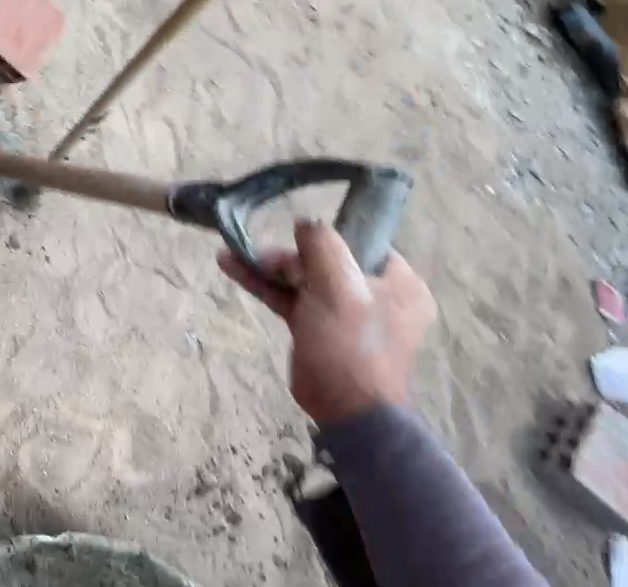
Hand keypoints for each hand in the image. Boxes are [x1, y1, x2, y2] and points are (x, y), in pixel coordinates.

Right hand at [218, 219, 435, 423]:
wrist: (345, 405)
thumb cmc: (351, 344)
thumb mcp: (339, 290)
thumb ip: (324, 249)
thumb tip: (307, 221)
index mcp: (399, 284)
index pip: (362, 244)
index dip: (326, 240)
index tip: (296, 242)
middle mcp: (376, 294)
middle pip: (324, 259)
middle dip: (287, 257)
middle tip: (257, 258)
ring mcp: (345, 311)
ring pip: (301, 277)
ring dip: (266, 267)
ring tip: (229, 255)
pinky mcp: (317, 324)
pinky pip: (289, 295)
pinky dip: (263, 283)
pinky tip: (231, 267)